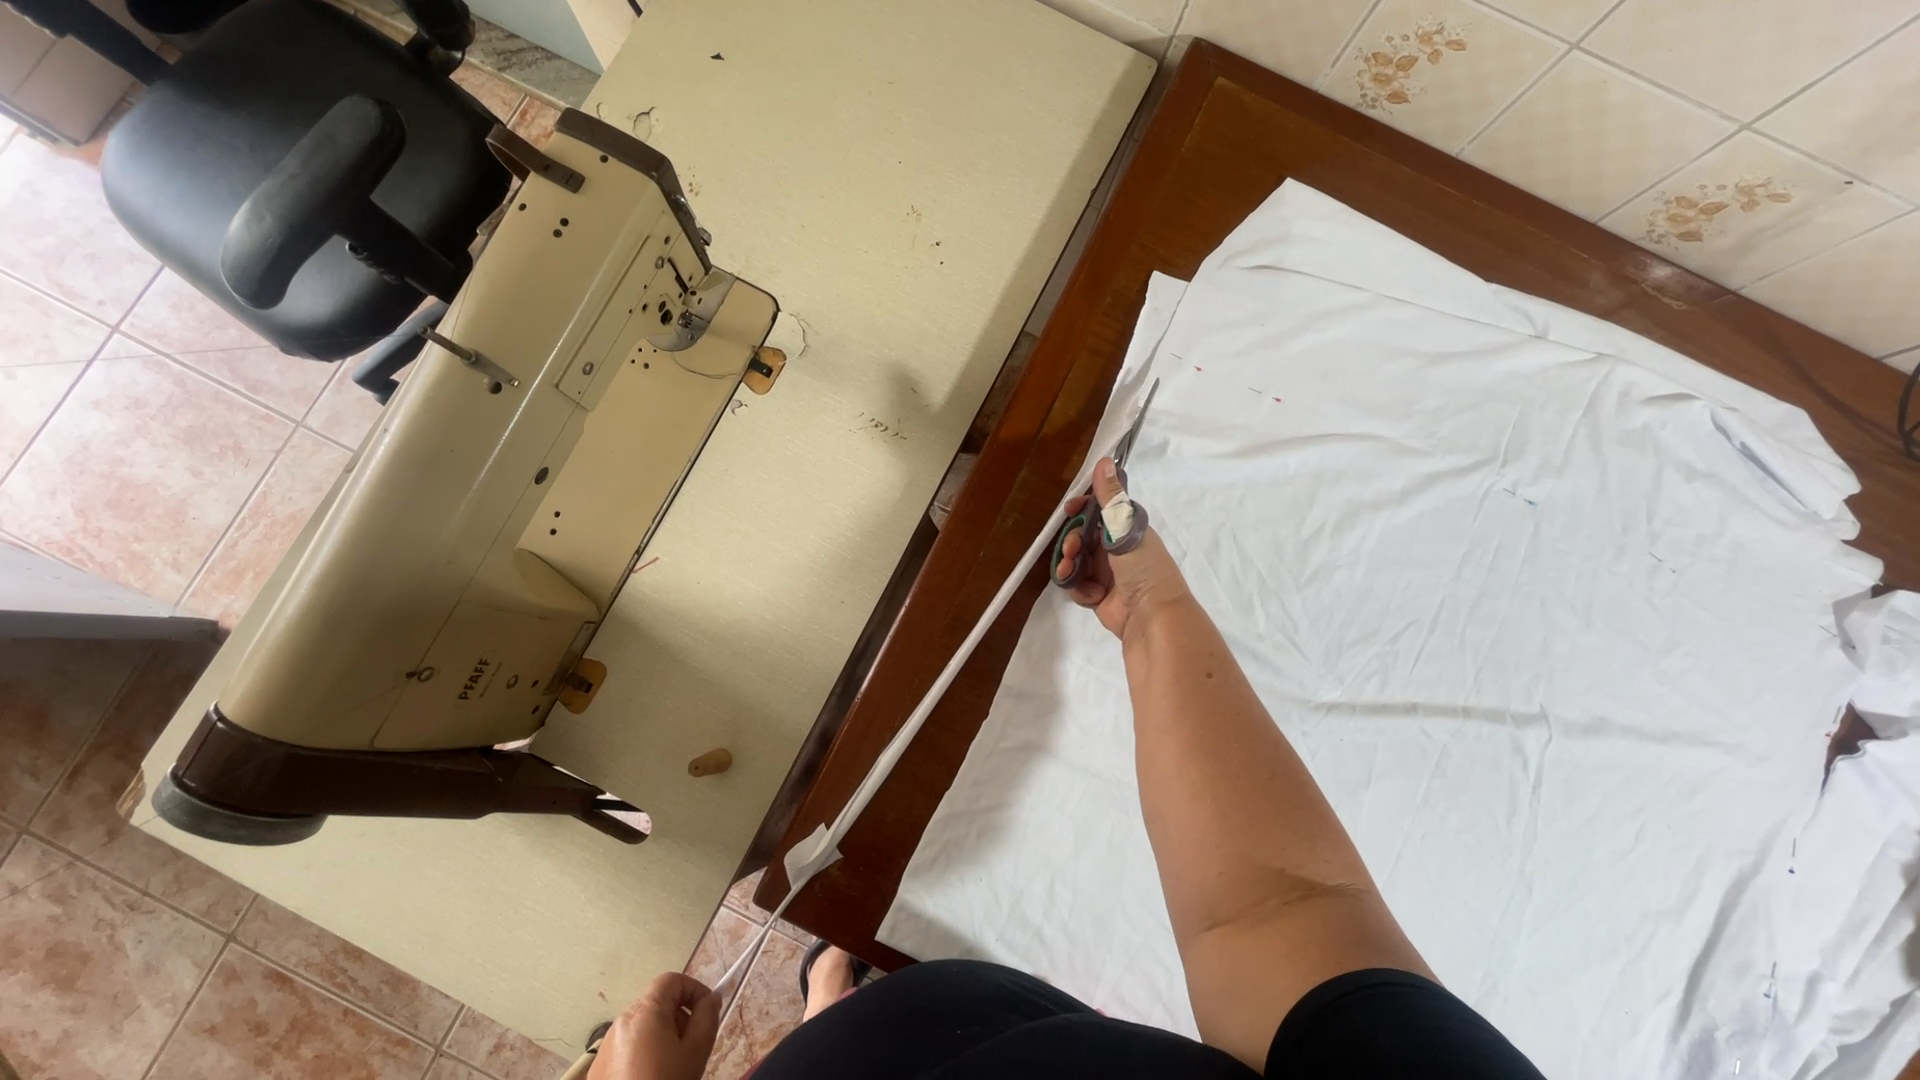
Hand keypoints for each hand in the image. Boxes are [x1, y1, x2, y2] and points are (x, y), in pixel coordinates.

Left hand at [587, 972, 721, 1079]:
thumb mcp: (696, 1051)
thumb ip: (707, 1017)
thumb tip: (711, 998)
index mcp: (644, 1012)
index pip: (672, 980)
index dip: (694, 989)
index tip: (707, 1011)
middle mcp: (620, 1022)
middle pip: (657, 1002)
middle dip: (680, 1015)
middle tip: (692, 1042)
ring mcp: (605, 1046)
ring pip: (643, 1025)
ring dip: (663, 1034)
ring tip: (673, 1063)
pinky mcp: (598, 1067)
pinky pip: (627, 1045)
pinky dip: (644, 1051)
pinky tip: (652, 1075)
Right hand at [1058, 457, 1190, 639]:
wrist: (1151, 617)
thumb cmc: (1143, 568)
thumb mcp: (1124, 529)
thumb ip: (1111, 498)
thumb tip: (1105, 459)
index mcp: (1127, 529)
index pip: (1100, 510)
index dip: (1082, 508)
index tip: (1069, 510)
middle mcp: (1117, 549)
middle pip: (1081, 536)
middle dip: (1071, 541)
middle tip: (1071, 549)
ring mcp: (1107, 573)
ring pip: (1075, 561)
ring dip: (1069, 565)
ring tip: (1070, 572)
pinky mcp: (1098, 595)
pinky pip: (1077, 585)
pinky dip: (1079, 588)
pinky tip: (1089, 594)